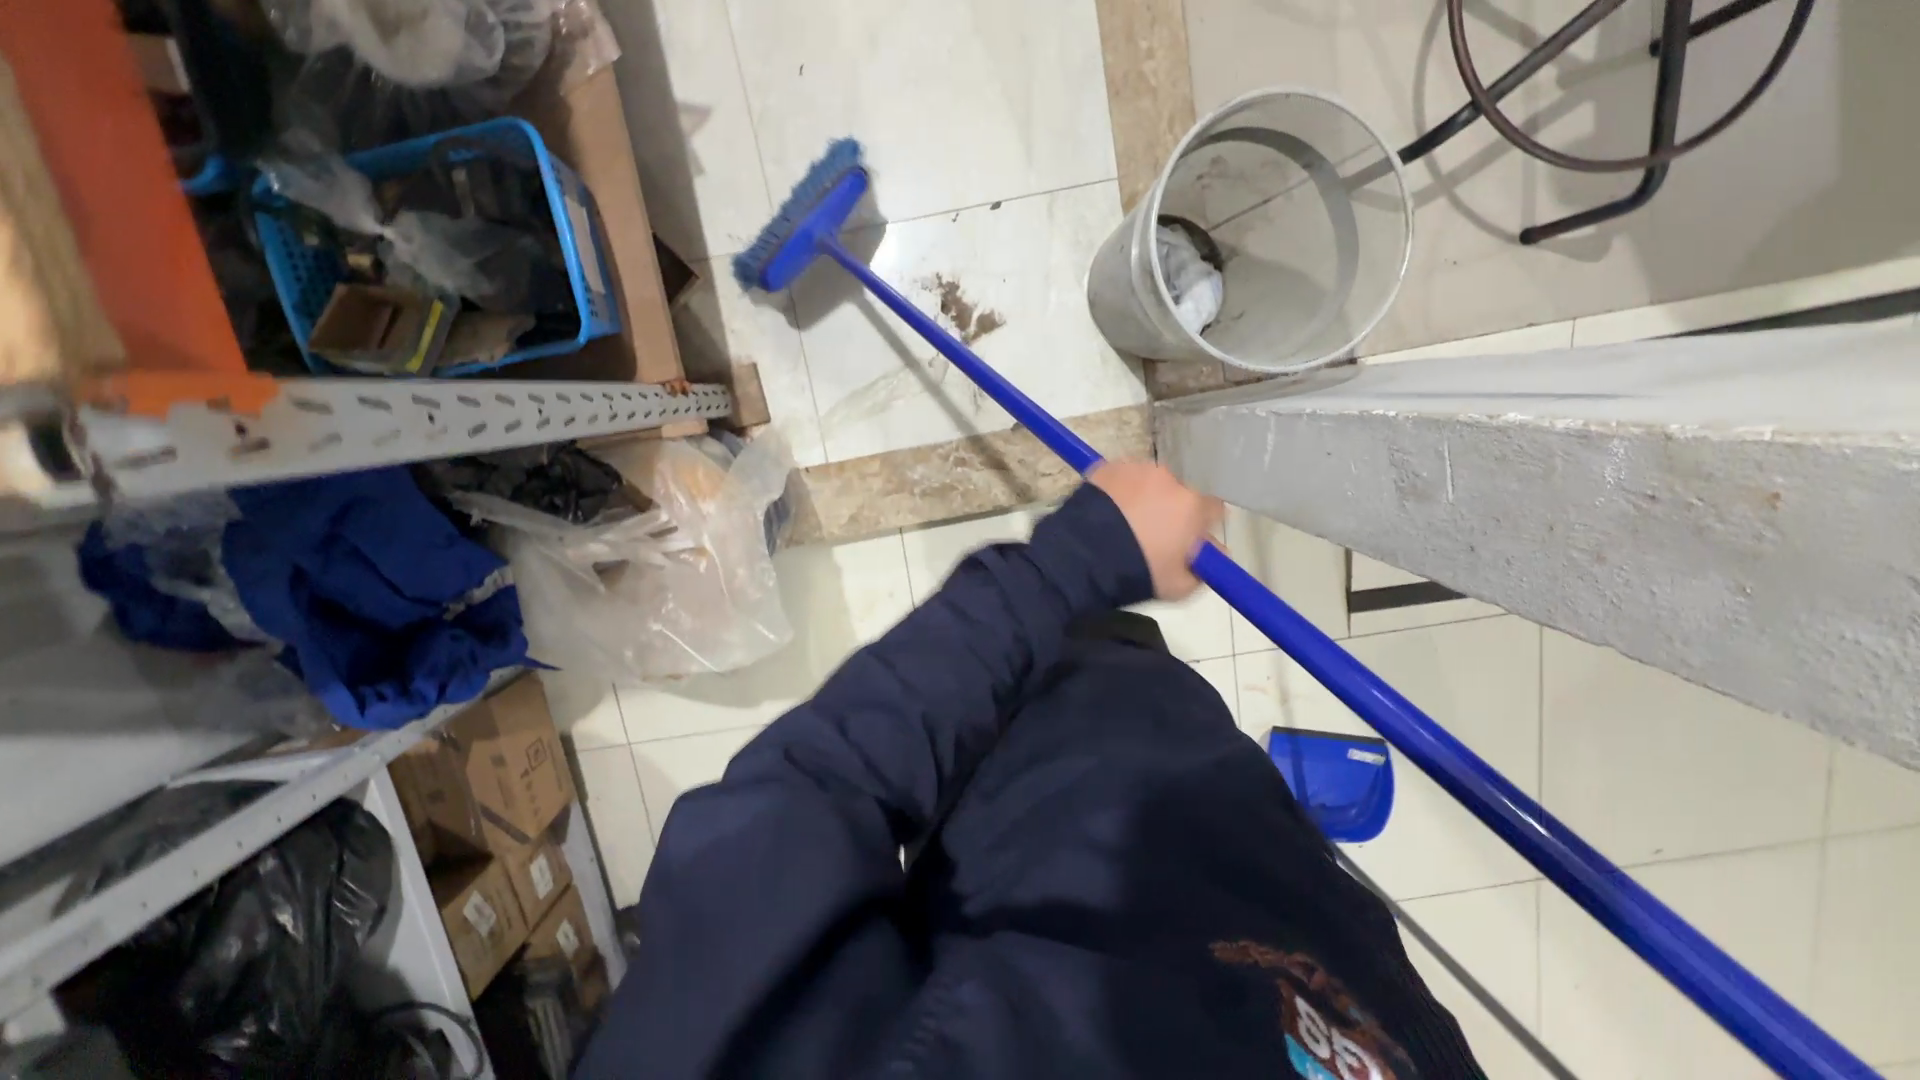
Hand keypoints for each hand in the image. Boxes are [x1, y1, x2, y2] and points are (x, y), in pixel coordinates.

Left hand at [1088, 461, 1223, 600]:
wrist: (1082, 556)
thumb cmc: (1137, 572)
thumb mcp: (1179, 585)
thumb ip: (1205, 566)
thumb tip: (1216, 552)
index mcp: (1192, 504)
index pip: (1213, 508)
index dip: (1201, 523)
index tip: (1189, 537)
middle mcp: (1169, 478)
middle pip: (1179, 492)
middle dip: (1170, 509)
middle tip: (1151, 533)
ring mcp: (1136, 468)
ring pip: (1150, 483)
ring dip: (1144, 497)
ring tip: (1123, 524)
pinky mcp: (1108, 467)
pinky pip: (1123, 478)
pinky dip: (1120, 491)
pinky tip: (1108, 512)